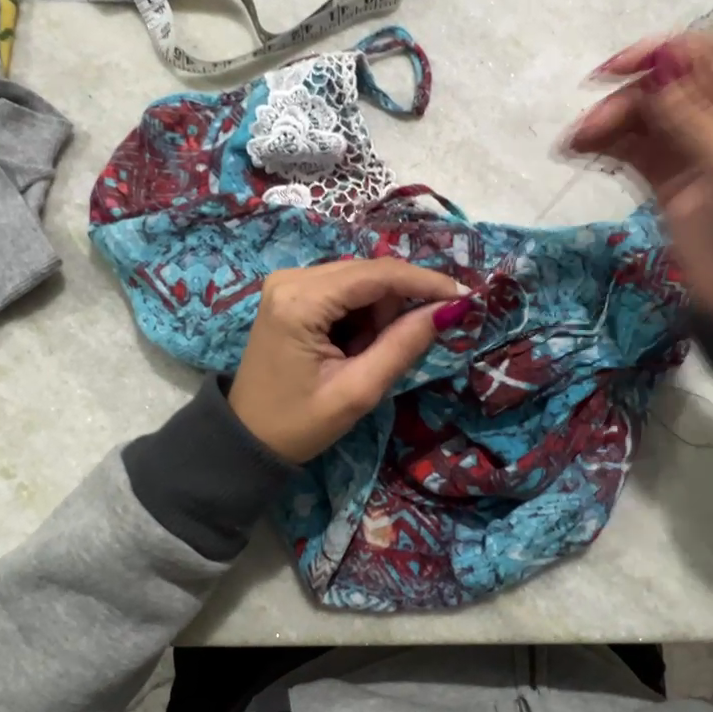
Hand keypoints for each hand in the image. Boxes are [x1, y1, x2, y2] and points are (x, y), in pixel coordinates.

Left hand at [229, 259, 470, 462]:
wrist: (246, 438)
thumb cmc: (298, 424)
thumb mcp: (357, 391)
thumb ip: (403, 345)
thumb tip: (450, 308)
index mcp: (300, 300)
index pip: (377, 274)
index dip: (425, 281)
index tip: (466, 295)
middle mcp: (291, 277)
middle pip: (369, 273)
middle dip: (395, 306)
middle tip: (396, 350)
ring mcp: (287, 282)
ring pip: (359, 280)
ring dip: (377, 313)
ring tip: (363, 356)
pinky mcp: (289, 292)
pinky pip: (343, 289)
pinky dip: (359, 315)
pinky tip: (351, 347)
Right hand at [565, 33, 712, 322]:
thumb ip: (691, 112)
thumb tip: (656, 63)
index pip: (702, 57)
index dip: (657, 55)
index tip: (613, 69)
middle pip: (663, 87)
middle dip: (624, 98)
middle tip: (591, 123)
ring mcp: (689, 152)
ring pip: (641, 120)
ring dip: (606, 123)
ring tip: (576, 141)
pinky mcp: (663, 184)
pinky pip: (629, 153)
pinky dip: (602, 147)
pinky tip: (577, 150)